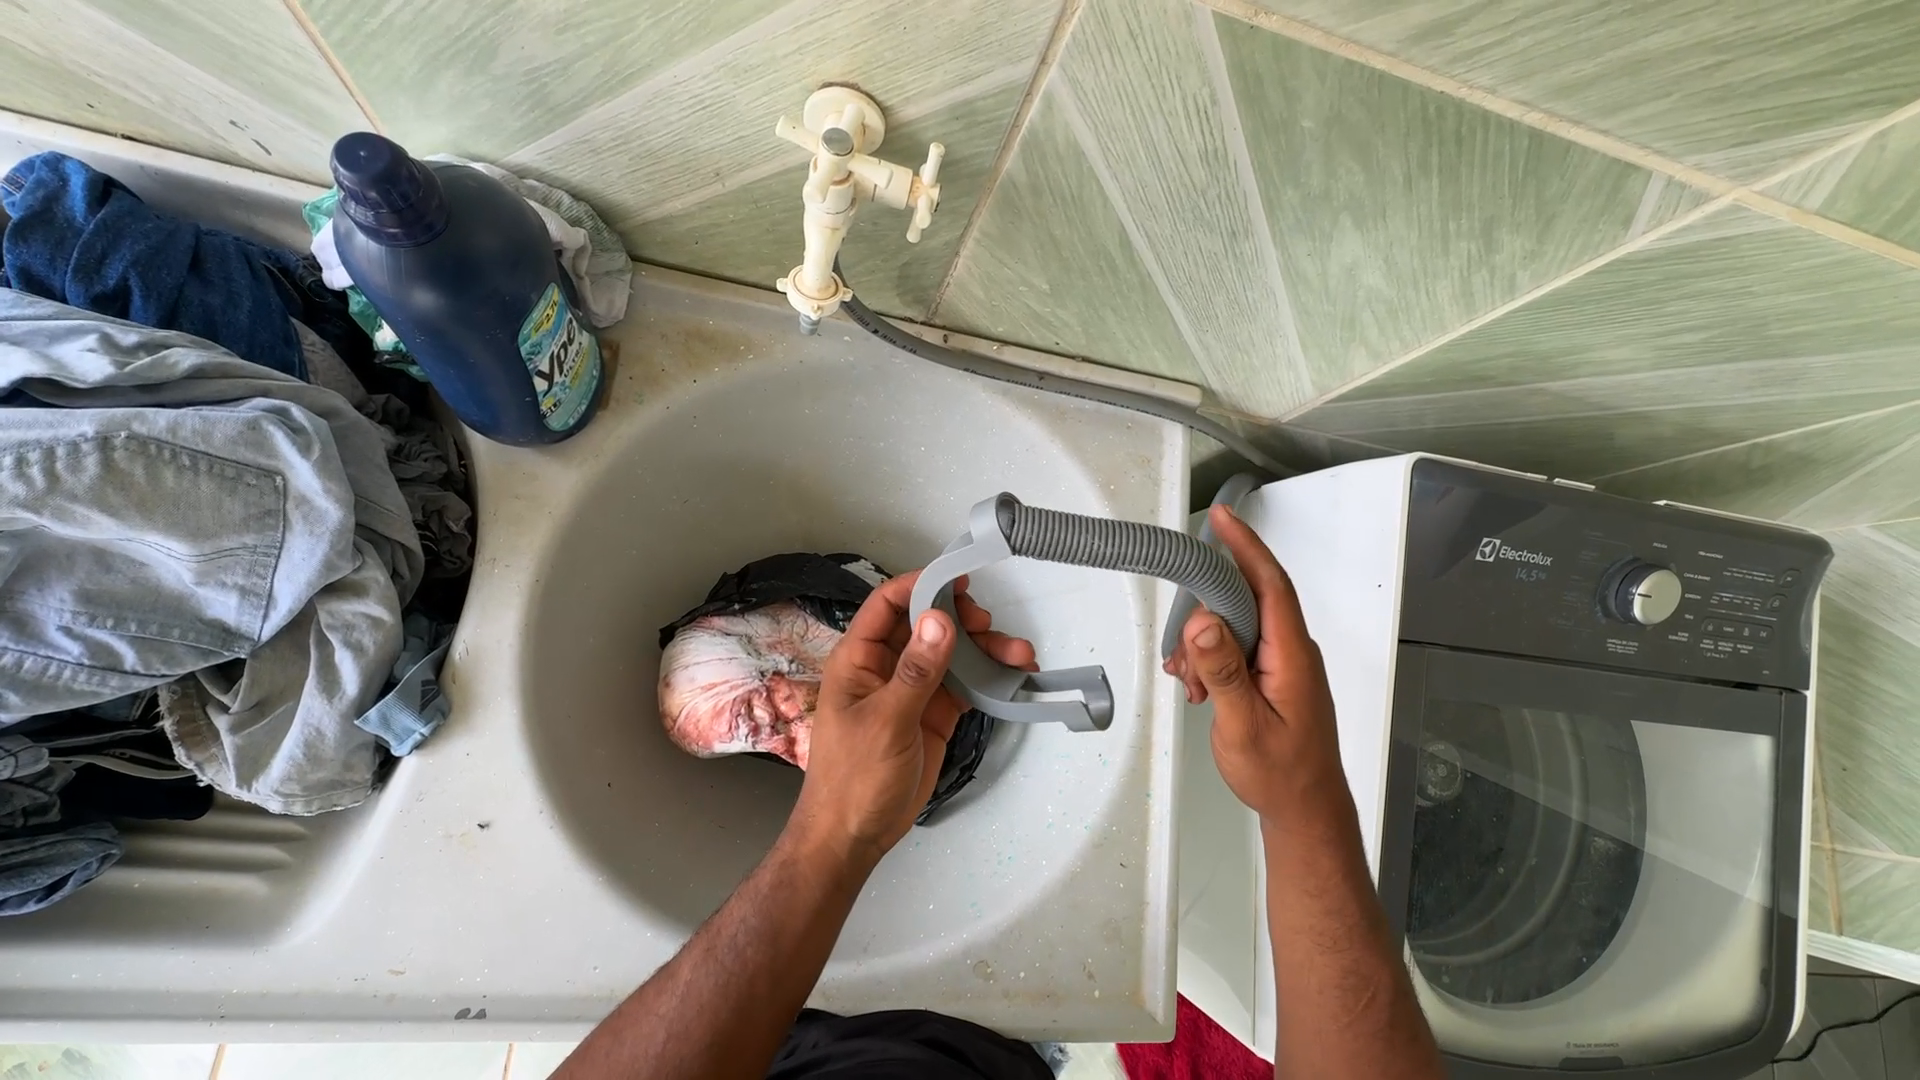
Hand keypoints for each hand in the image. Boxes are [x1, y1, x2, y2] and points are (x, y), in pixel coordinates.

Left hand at [792, 572, 1035, 865]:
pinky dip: (990, 676)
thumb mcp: (886, 721)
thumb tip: (940, 619)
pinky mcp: (935, 712)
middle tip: (987, 624)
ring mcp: (914, 688)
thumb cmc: (856, 776)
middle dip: (960, 617)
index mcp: (860, 658)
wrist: (855, 835)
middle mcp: (887, 665)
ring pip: (952, 652)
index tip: (959, 580)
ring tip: (1020, 652)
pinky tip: (1015, 672)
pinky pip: (965, 682)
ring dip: (985, 648)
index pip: (888, 605)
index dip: (920, 585)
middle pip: (927, 624)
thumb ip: (917, 671)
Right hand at [1163, 504, 1348, 824]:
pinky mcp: (1274, 676)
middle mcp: (1292, 651)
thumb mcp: (1244, 725)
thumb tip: (1202, 622)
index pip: (1270, 584)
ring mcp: (1284, 664)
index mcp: (1292, 655)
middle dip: (1206, 609)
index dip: (1246, 546)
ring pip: (1237, 626)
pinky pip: (1238, 648)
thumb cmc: (1281, 775)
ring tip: (1188, 680)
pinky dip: (1211, 659)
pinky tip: (1198, 687)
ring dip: (1204, 644)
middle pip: (1247, 600)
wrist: (1306, 812)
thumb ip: (1224, 672)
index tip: (1222, 518)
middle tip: (1179, 641)